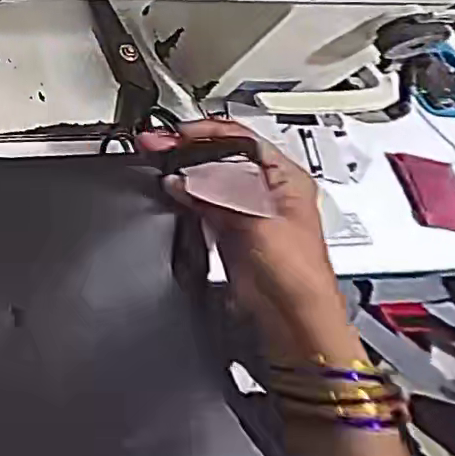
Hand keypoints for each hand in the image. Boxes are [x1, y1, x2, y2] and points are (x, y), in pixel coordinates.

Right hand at [138, 118, 339, 315]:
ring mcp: (243, 209)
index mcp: (285, 177)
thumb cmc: (298, 275)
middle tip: (156, 143)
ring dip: (180, 169)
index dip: (206, 133)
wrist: (291, 322)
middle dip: (186, 148)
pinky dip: (180, 193)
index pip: (239, 138)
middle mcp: (263, 189)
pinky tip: (167, 187)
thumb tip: (180, 177)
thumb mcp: (256, 219)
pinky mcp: (226, 229)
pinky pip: (197, 201)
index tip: (177, 134)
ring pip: (205, 177)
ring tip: (156, 158)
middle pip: (218, 156)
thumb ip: (216, 192)